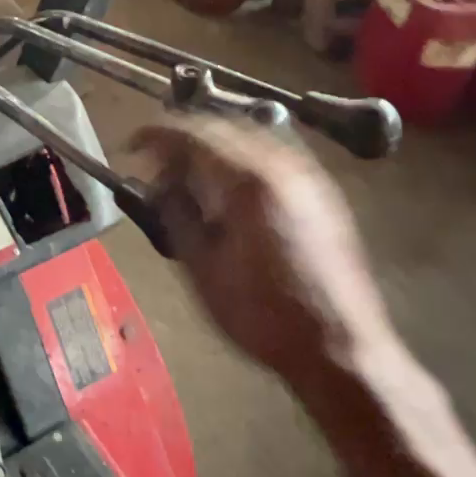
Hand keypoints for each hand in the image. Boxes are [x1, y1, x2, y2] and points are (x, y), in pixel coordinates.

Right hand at [128, 116, 398, 385]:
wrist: (341, 351)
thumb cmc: (262, 315)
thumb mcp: (201, 267)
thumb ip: (175, 213)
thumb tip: (157, 182)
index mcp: (248, 181)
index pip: (192, 133)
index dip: (156, 134)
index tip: (133, 145)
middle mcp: (282, 166)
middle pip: (223, 124)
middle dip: (185, 135)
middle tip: (159, 159)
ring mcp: (308, 178)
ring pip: (251, 134)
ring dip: (215, 143)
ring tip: (190, 169)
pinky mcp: (323, 194)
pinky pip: (274, 154)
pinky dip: (243, 156)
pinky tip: (229, 185)